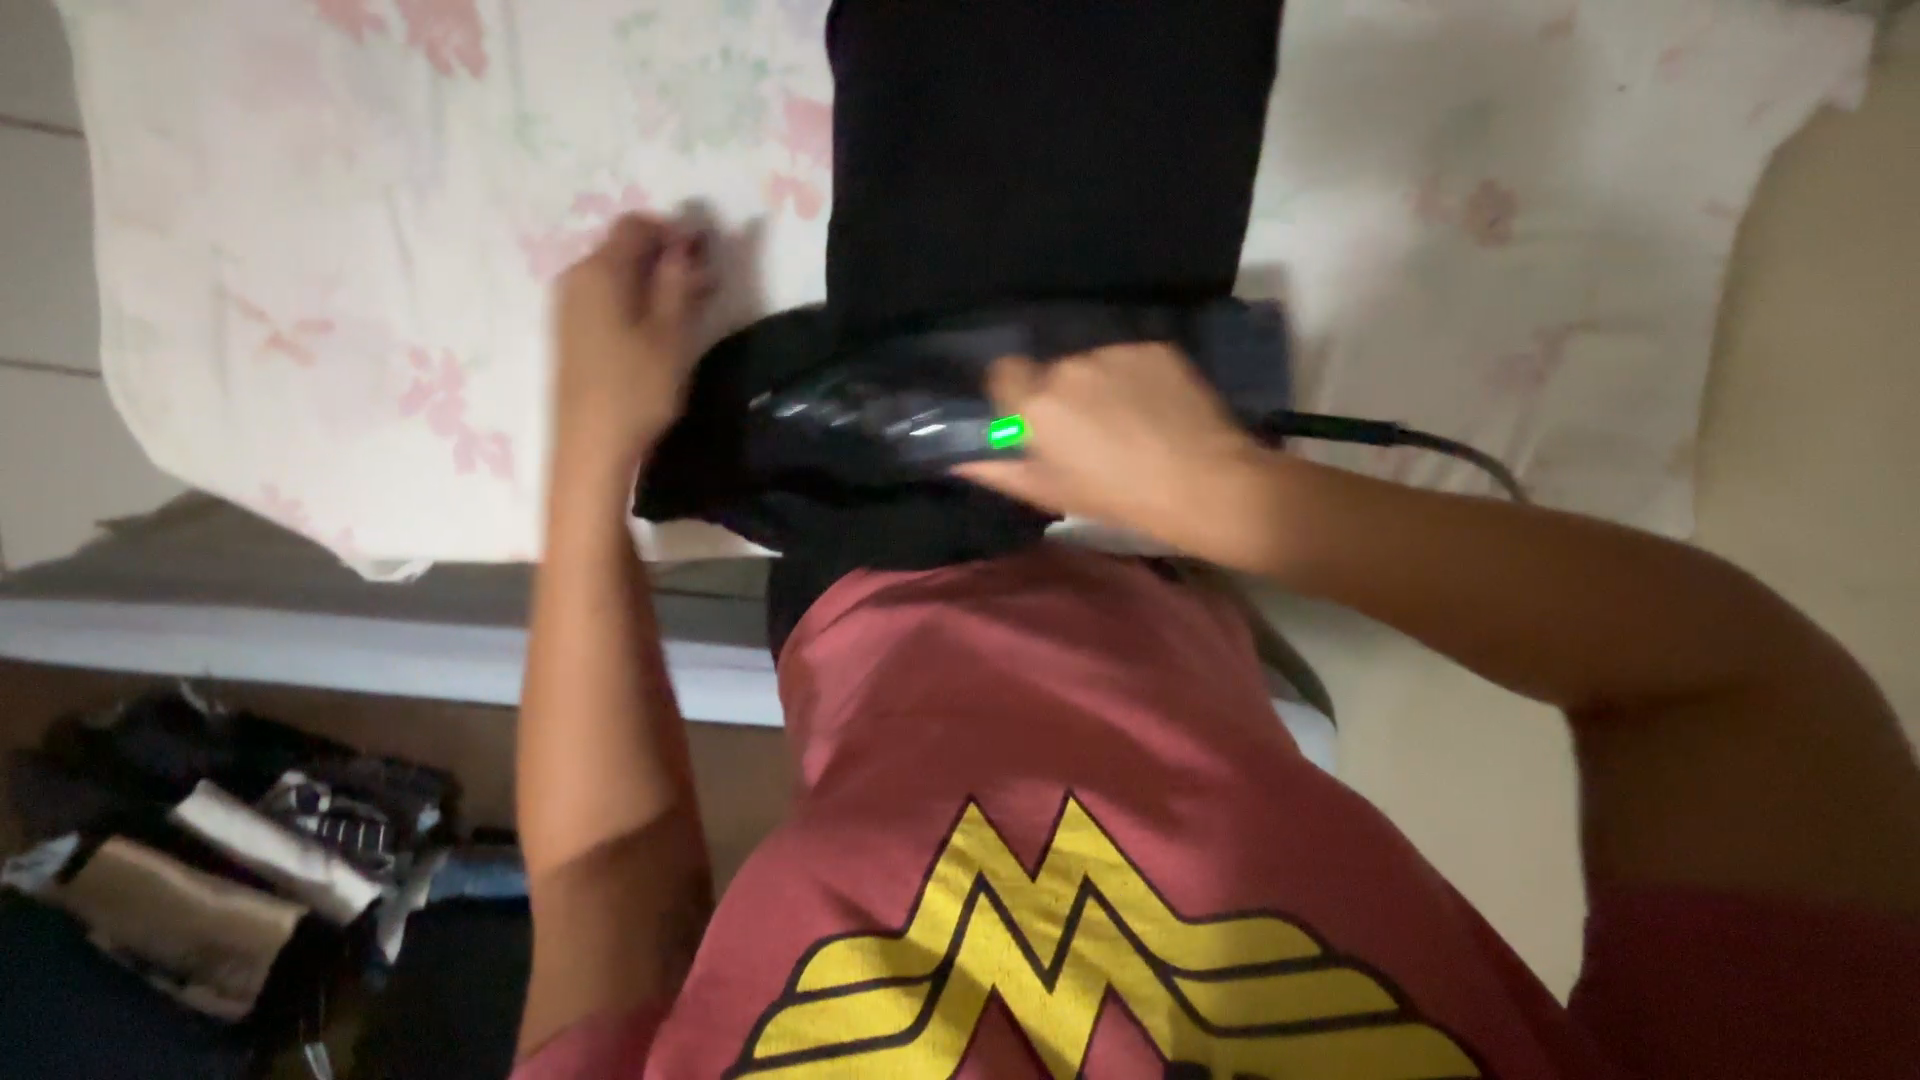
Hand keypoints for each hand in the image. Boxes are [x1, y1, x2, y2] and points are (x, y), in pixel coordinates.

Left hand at [551, 214, 713, 472]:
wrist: (590, 447)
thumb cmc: (636, 390)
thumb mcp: (670, 335)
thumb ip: (679, 282)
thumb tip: (685, 243)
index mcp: (599, 270)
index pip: (636, 225)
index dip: (674, 232)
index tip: (707, 256)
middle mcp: (576, 277)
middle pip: (625, 248)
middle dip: (667, 258)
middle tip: (707, 285)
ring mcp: (569, 305)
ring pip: (618, 275)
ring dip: (655, 282)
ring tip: (692, 308)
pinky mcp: (572, 331)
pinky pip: (607, 298)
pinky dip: (637, 301)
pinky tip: (661, 328)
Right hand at [956, 344, 1274, 561]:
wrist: (1206, 484)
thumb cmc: (1120, 498)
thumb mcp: (1052, 493)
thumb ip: (998, 470)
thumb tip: (958, 458)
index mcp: (1037, 402)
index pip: (1002, 372)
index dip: (1013, 394)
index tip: (1029, 418)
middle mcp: (1069, 365)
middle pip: (1050, 369)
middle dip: (1060, 394)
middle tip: (1084, 431)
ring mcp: (1115, 352)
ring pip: (1091, 363)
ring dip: (1097, 385)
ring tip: (1127, 422)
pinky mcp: (1154, 347)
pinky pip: (1128, 359)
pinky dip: (1133, 379)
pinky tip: (1154, 410)